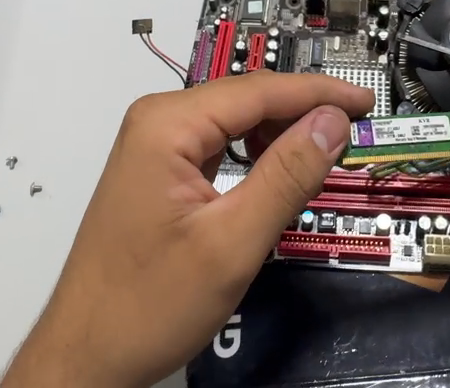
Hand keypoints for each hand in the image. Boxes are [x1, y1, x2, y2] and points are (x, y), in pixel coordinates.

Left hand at [5, 72, 372, 387]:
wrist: (83, 359)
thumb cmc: (149, 305)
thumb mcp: (231, 244)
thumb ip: (287, 176)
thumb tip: (333, 121)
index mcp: (168, 124)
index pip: (259, 90)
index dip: (319, 92)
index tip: (367, 103)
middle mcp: (160, 119)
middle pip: (247, 98)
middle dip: (303, 112)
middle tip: (353, 136)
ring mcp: (156, 143)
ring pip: (236, 119)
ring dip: (282, 134)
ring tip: (323, 158)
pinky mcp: (160, 167)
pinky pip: (221, 143)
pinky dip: (257, 153)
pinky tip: (280, 172)